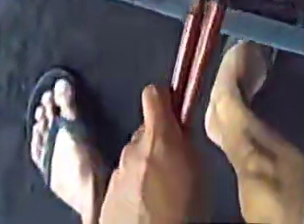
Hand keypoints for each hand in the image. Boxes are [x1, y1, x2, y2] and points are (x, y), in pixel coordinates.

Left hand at [99, 85, 198, 223]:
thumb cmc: (185, 208)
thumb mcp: (200, 169)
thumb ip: (187, 142)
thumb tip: (180, 131)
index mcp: (158, 136)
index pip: (153, 93)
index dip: (164, 99)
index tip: (173, 112)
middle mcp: (132, 149)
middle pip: (143, 133)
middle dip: (156, 143)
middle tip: (171, 165)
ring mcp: (115, 175)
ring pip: (132, 160)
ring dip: (143, 168)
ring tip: (158, 194)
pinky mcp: (104, 201)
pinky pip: (121, 184)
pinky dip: (132, 191)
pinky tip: (144, 210)